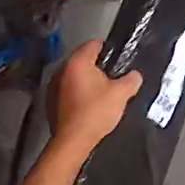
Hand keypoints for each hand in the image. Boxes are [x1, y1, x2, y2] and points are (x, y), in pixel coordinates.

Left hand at [51, 41, 141, 158]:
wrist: (73, 141)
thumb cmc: (96, 112)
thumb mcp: (121, 94)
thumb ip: (132, 79)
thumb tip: (135, 75)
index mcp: (78, 62)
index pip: (94, 44)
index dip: (108, 48)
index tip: (117, 57)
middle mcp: (61, 70)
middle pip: (83, 60)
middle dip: (97, 66)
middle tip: (113, 77)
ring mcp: (53, 86)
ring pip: (74, 76)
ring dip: (86, 80)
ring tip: (101, 92)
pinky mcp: (50, 101)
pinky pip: (66, 90)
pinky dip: (76, 93)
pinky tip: (87, 105)